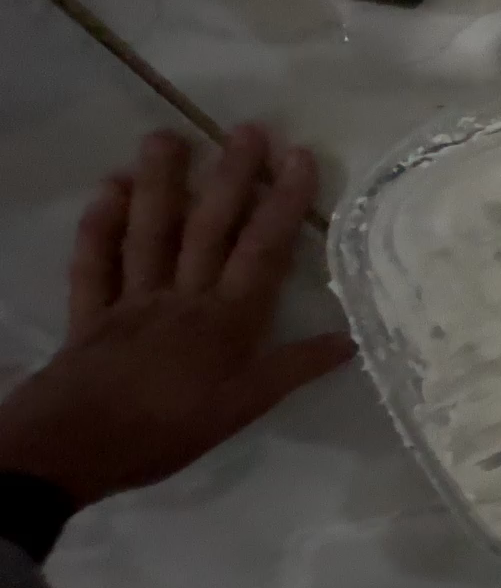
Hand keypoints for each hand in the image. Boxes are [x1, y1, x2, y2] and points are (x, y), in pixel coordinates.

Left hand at [0, 127, 354, 506]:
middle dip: (231, 177)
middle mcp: (182, 295)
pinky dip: (99, 224)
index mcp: (226, 317)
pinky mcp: (88, 313)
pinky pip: (94, 263)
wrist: (61, 457)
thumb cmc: (168, 429)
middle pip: (209, 228)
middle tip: (247, 130)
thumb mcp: (246, 405)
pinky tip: (108, 190)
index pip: (262, 248)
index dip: (283, 202)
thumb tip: (352, 339)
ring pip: (149, 233)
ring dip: (160, 184)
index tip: (299, 159)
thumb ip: (296, 367)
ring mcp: (131, 299)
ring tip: (167, 138)